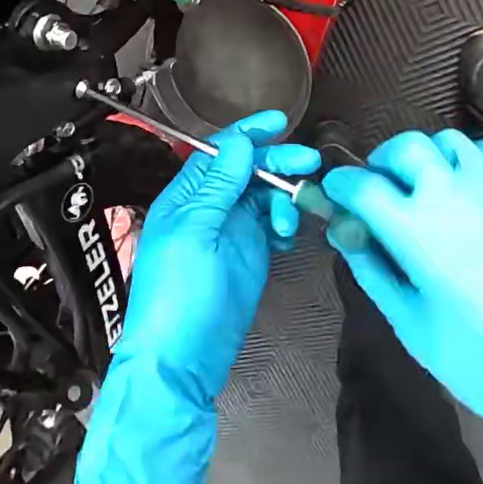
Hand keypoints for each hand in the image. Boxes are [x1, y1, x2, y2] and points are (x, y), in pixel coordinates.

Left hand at [64, 111, 319, 483]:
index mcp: (187, 198)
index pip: (220, 153)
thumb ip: (218, 187)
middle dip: (277, 162)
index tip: (277, 121)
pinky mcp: (249, 256)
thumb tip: (237, 145)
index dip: (248, 134)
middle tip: (306, 164)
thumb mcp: (195, 233)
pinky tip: (288, 233)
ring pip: (264, 196)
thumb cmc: (175, 300)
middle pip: (247, 171)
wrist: (181, 361)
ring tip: (291, 215)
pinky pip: (272, 225)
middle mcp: (209, 210)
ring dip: (283, 196)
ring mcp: (230, 233)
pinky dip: (285, 222)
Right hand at [321, 129, 482, 441]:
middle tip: (381, 191)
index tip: (336, 195)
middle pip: (404, 146)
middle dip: (381, 162)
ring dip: (425, 157)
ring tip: (425, 188)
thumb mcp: (406, 319)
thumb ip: (369, 266)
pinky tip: (468, 187)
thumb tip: (343, 231)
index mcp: (413, 228)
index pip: (359, 183)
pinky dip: (470, 158)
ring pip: (447, 141)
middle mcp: (451, 194)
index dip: (339, 186)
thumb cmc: (474, 358)